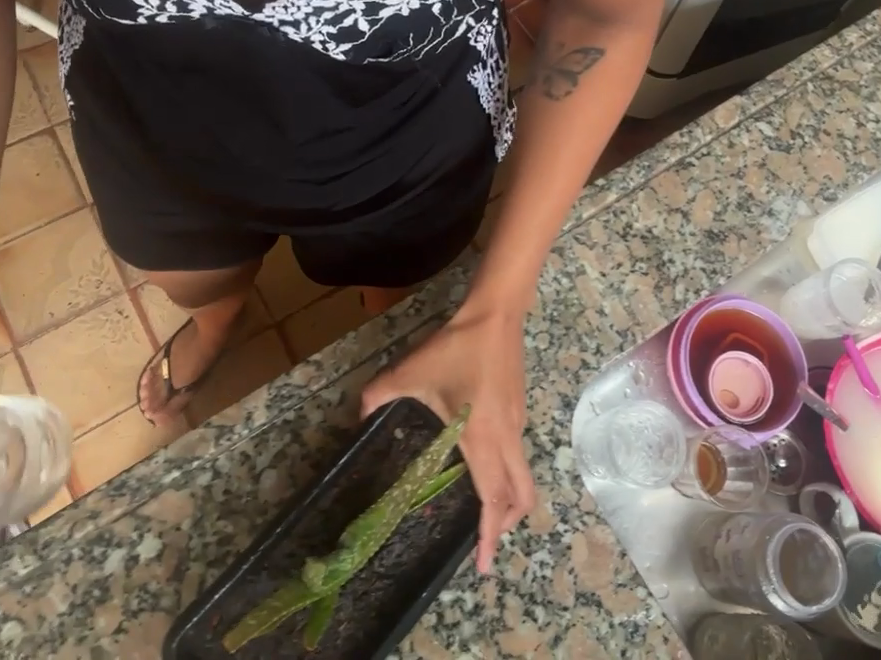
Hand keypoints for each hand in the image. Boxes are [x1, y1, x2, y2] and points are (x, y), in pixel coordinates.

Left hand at [361, 303, 534, 573]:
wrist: (495, 315)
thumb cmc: (455, 349)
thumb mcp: (408, 372)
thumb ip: (377, 398)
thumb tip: (357, 419)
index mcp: (482, 439)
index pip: (492, 497)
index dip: (489, 534)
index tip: (484, 564)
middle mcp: (507, 438)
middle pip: (521, 495)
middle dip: (505, 525)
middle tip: (484, 544)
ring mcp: (518, 424)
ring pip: (522, 476)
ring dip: (508, 500)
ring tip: (483, 512)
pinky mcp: (520, 410)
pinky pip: (518, 455)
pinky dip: (508, 475)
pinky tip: (483, 466)